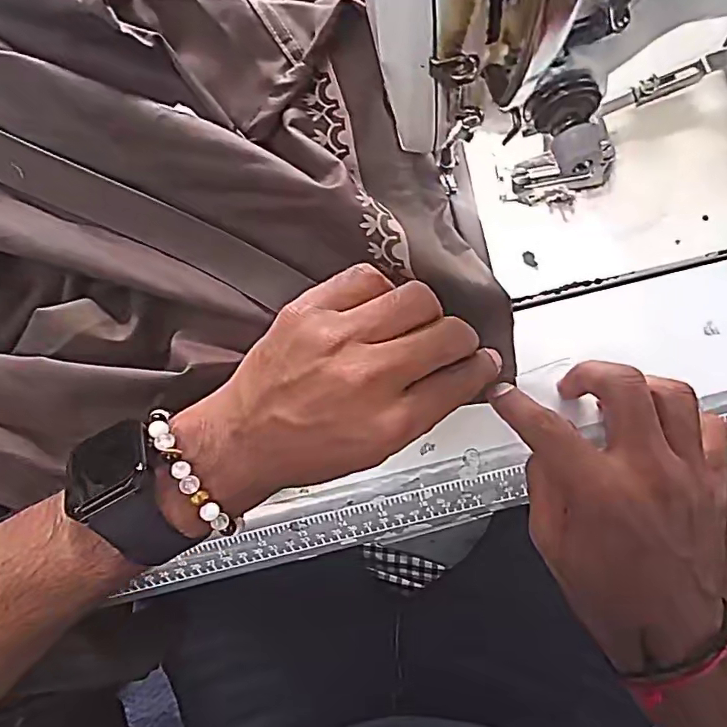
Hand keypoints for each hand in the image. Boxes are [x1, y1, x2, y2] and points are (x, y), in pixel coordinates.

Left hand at [166, 265, 501, 532]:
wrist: (244, 437)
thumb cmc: (306, 449)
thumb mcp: (377, 448)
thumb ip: (425, 410)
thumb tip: (459, 377)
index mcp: (389, 421)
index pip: (460, 380)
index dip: (480, 368)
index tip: (482, 362)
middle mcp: (367, 377)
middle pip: (447, 335)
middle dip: (459, 339)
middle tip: (448, 343)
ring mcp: (337, 337)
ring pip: (417, 298)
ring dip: (426, 312)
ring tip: (411, 325)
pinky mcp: (309, 310)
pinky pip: (369, 278)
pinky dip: (382, 291)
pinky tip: (376, 309)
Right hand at [489, 362, 726, 673]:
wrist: (671, 634)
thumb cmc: (614, 600)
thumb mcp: (553, 546)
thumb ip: (543, 489)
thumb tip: (542, 451)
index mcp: (598, 492)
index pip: (547, 428)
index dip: (518, 406)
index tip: (509, 398)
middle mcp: (646, 473)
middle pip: (622, 385)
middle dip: (588, 372)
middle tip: (574, 386)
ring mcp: (686, 473)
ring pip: (672, 393)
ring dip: (639, 385)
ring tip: (620, 397)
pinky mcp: (714, 482)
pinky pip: (710, 424)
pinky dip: (684, 416)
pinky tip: (664, 426)